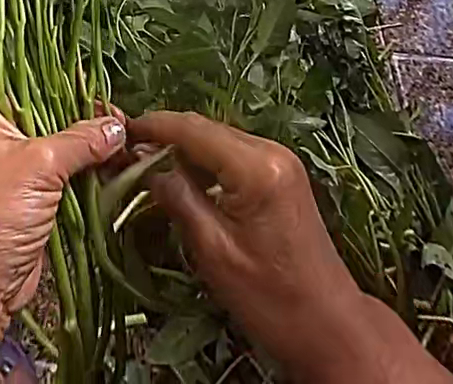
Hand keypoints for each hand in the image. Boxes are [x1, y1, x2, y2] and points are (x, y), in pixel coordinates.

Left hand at [0, 95, 125, 381]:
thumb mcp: (38, 166)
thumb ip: (80, 140)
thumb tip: (117, 125)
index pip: (30, 81)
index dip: (67, 83)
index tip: (101, 89)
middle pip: (49, 111)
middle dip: (86, 116)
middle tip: (120, 119)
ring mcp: (14, 164)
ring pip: (60, 142)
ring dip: (92, 144)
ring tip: (125, 139)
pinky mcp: (30, 193)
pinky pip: (64, 170)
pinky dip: (89, 168)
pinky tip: (116, 162)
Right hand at [128, 111, 452, 383]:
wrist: (331, 327)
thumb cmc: (271, 299)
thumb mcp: (214, 251)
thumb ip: (178, 198)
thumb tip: (143, 163)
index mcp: (256, 167)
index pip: (193, 130)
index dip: (154, 126)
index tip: (121, 130)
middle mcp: (270, 150)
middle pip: (205, 128)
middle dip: (165, 135)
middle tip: (127, 149)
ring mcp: (279, 158)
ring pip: (217, 137)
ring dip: (183, 146)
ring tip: (146, 161)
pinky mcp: (280, 171)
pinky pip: (232, 152)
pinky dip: (204, 159)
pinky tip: (183, 175)